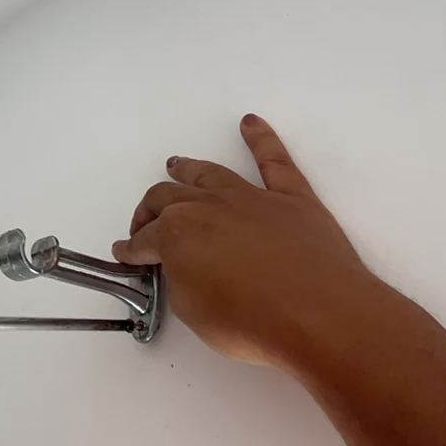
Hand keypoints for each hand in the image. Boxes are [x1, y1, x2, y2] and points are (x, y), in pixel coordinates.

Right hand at [112, 114, 407, 372]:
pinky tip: (250, 123)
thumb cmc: (250, 322)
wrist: (320, 317)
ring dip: (187, 169)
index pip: (144, 239)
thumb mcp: (192, 311)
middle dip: (148, 211)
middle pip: (167, 198)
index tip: (125, 254)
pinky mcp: (292, 198)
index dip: (131, 248)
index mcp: (176, 233)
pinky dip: (261, 138)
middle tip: (143, 225)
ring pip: (209, 174)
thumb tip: (182, 268)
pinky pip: (274, 161)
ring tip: (175, 165)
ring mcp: (251, 198)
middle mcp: (207, 205)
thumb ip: (180, 280)